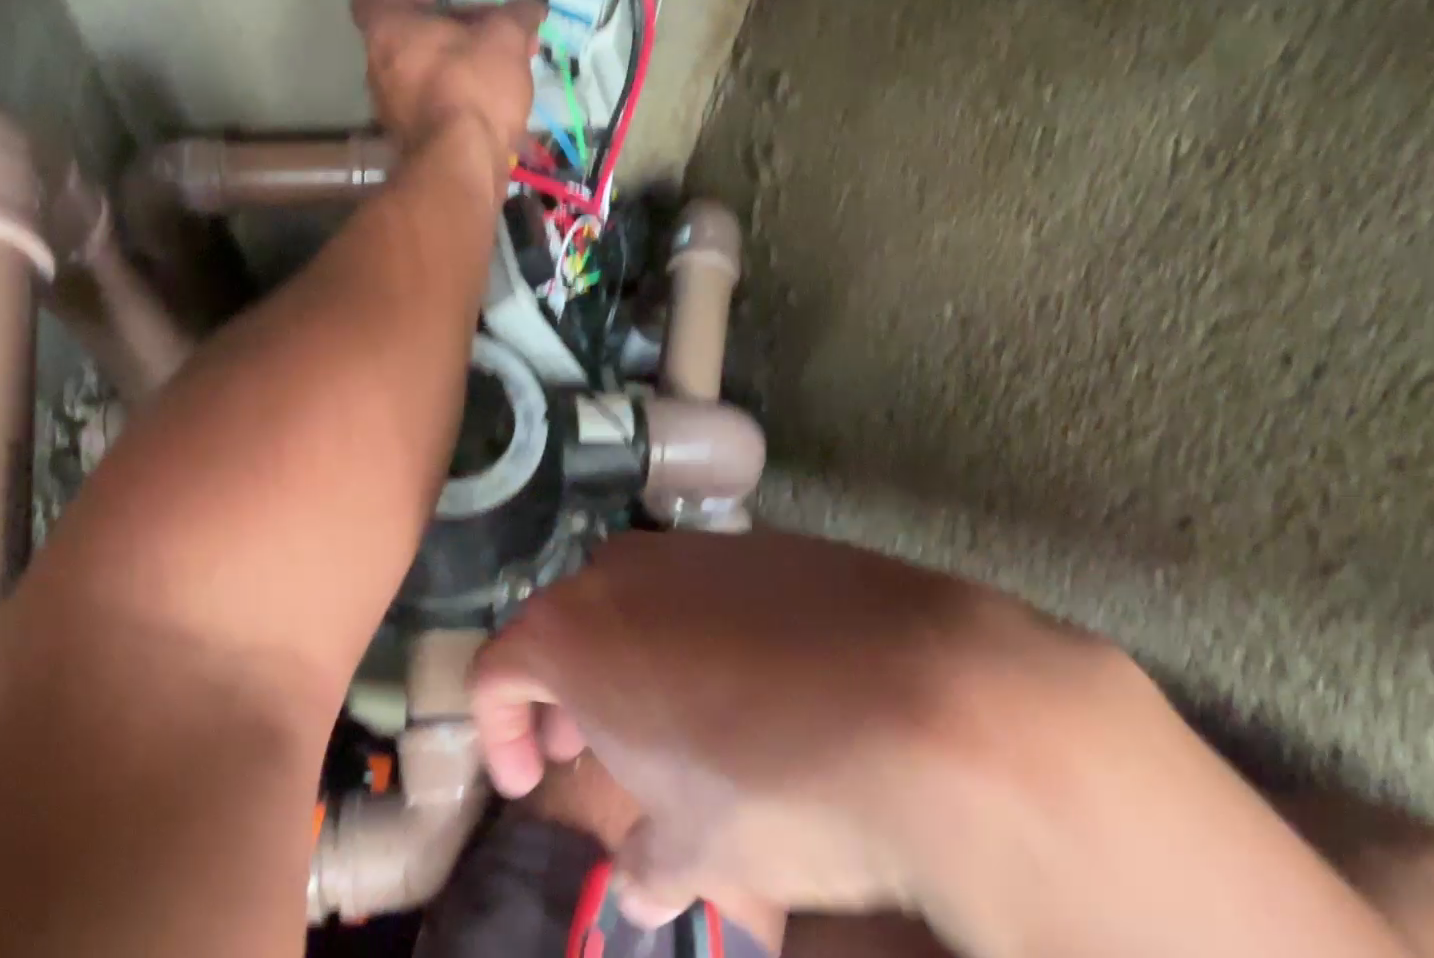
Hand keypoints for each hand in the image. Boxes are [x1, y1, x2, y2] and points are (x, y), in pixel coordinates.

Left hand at [350, 0, 543, 158]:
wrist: (460, 165)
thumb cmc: (472, 87)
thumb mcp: (505, 39)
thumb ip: (517, 17)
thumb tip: (530, 9)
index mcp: (387, 32)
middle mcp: (378, 70)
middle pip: (409, 37)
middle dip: (449, 30)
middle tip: (489, 30)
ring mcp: (392, 112)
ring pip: (423, 74)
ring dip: (456, 65)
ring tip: (500, 67)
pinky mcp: (412, 144)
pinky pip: (432, 107)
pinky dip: (456, 98)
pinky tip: (492, 102)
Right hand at [469, 530, 1149, 928]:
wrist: (937, 708)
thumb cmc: (775, 784)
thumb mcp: (697, 849)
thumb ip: (648, 862)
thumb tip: (638, 889)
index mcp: (572, 632)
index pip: (496, 670)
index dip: (501, 729)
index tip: (531, 777)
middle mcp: (622, 572)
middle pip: (565, 626)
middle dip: (567, 692)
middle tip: (594, 748)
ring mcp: (701, 549)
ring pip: (638, 603)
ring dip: (636, 660)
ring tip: (680, 723)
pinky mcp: (775, 545)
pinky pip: (710, 591)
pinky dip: (705, 636)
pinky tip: (760, 688)